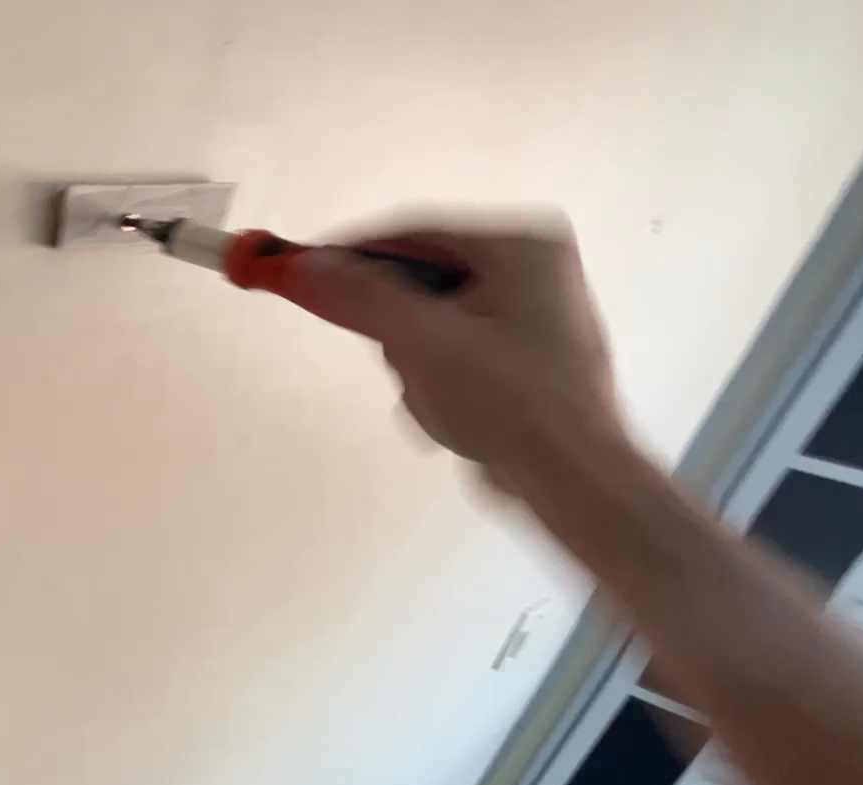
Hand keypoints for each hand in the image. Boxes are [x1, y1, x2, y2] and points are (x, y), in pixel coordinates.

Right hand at [278, 216, 624, 492]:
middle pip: (413, 280)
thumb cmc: (514, 402)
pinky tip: (446, 404)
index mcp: (519, 244)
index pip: (406, 233)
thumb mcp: (421, 339)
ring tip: (434, 390)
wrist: (566, 472)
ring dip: (408, 358)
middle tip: (393, 354)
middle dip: (391, 325)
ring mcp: (520, 312)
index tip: (296, 272)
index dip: (345, 255)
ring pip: (421, 320)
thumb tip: (303, 264)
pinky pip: (440, 349)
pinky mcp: (509, 351)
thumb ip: (358, 296)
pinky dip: (426, 375)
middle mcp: (526, 267)